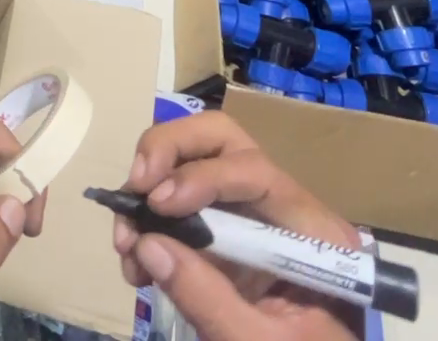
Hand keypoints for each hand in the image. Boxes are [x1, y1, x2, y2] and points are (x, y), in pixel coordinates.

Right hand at [112, 111, 362, 340]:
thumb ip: (208, 297)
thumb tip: (146, 243)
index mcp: (312, 234)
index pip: (254, 171)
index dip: (200, 176)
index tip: (158, 205)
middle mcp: (278, 208)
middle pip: (218, 140)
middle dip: (167, 152)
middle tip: (137, 187)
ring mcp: (244, 215)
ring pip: (188, 157)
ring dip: (146, 188)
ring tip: (125, 240)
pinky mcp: (216, 230)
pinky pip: (171, 195)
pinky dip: (144, 216)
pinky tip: (133, 257)